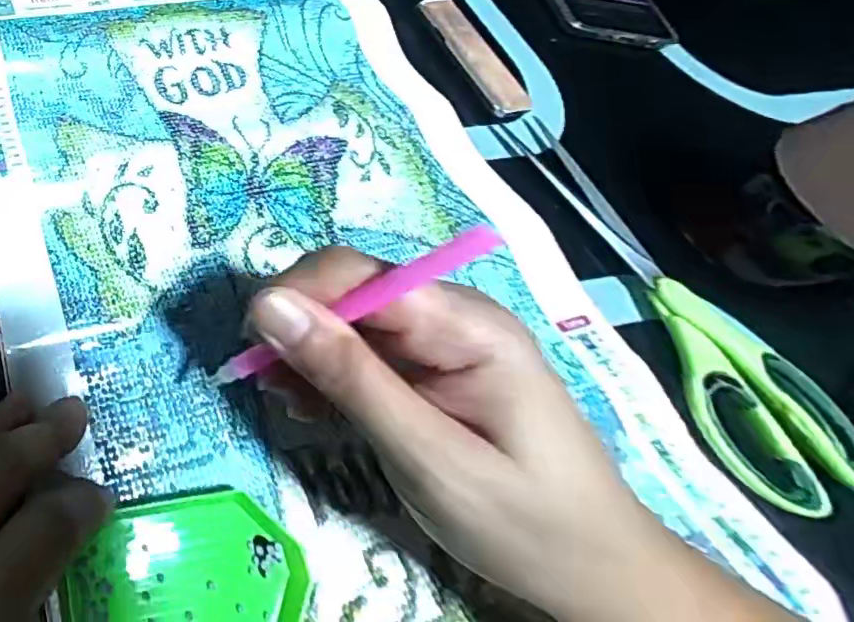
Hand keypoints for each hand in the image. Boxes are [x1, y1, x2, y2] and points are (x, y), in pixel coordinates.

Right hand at [246, 247, 796, 621]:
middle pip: (347, 287)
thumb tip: (269, 305)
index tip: (254, 349)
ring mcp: (437, 335)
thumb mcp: (430, 458)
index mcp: (463, 321)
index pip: (359, 275)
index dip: (297, 297)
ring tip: (286, 399)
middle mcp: (447, 311)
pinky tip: (312, 403)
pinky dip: (325, 369)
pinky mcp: (426, 362)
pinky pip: (360, 346)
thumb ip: (349, 378)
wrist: (600, 577)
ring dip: (305, 350)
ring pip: (345, 316)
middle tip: (264, 381)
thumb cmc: (526, 524)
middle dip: (297, 325)